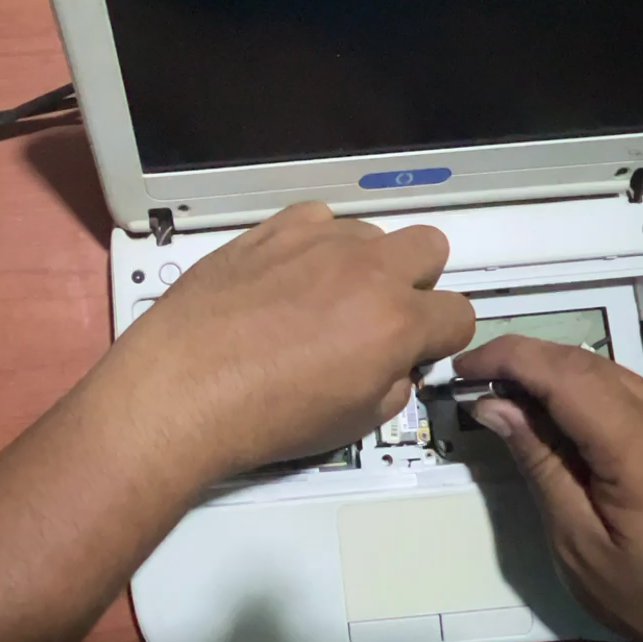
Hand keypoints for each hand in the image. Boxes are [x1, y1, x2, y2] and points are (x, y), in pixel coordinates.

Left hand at [95, 203, 473, 477]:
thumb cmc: (267, 418)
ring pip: (371, 232)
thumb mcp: (353, 423)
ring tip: (318, 298)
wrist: (182, 387)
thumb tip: (395, 362)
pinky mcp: (271, 228)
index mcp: (397, 321)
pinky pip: (316, 218)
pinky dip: (313, 244)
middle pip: (431, 246)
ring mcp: (316, 240)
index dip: (441, 338)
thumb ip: (395, 383)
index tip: (415, 351)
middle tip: (377, 315)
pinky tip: (284, 275)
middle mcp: (366, 268)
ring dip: (361, 263)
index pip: (460, 313)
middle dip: (416, 281)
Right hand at [457, 336, 642, 641]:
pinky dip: (581, 388)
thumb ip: (539, 464)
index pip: (570, 377)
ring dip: (550, 371)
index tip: (462, 369)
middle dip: (523, 359)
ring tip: (507, 395)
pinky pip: (628, 388)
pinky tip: (558, 413)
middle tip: (474, 381)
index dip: (511, 359)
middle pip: (586, 363)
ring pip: (607, 369)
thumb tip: (493, 404)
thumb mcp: (579, 546)